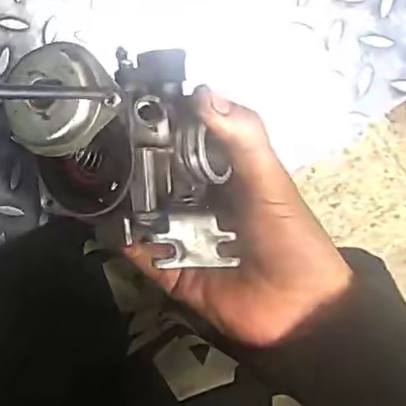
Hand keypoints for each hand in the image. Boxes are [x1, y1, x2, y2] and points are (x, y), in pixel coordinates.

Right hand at [123, 88, 352, 347]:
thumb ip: (243, 137)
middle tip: (104, 148)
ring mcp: (180, 236)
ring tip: (102, 186)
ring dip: (122, 201)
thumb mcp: (270, 180)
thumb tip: (202, 92)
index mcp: (220, 177)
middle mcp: (195, 202)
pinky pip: (138, 253)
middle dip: (131, 165)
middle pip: (153, 178)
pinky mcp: (169, 270)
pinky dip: (123, 241)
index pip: (180, 144)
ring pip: (140, 213)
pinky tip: (114, 226)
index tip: (127, 108)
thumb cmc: (291, 239)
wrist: (302, 312)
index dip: (158, 127)